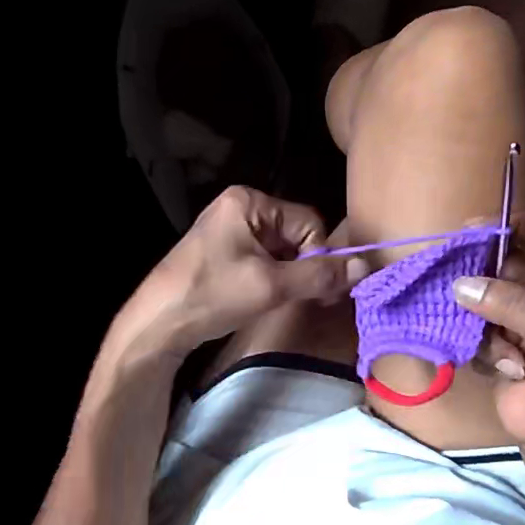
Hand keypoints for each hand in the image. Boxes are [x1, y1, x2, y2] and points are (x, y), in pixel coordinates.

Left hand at [116, 186, 367, 355]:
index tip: (321, 290)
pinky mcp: (223, 253)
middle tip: (306, 299)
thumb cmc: (211, 295)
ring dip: (288, 277)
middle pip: (295, 235)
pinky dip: (271, 280)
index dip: (318, 256)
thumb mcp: (270, 285)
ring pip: (280, 251)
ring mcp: (228, 230)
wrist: (158, 323)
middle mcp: (239, 207)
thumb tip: (367, 266)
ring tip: (280, 301)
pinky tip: (263, 299)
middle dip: (303, 267)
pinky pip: (262, 260)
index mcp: (248, 201)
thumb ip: (319, 275)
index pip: (307, 222)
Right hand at [451, 210, 524, 464]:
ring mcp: (518, 320)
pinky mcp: (496, 345)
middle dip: (479, 274)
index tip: (470, 232)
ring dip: (481, 321)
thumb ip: (515, 305)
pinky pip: (471, 328)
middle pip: (501, 261)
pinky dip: (478, 347)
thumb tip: (460, 283)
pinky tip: (505, 370)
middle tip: (452, 281)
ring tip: (503, 351)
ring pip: (479, 296)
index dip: (508, 226)